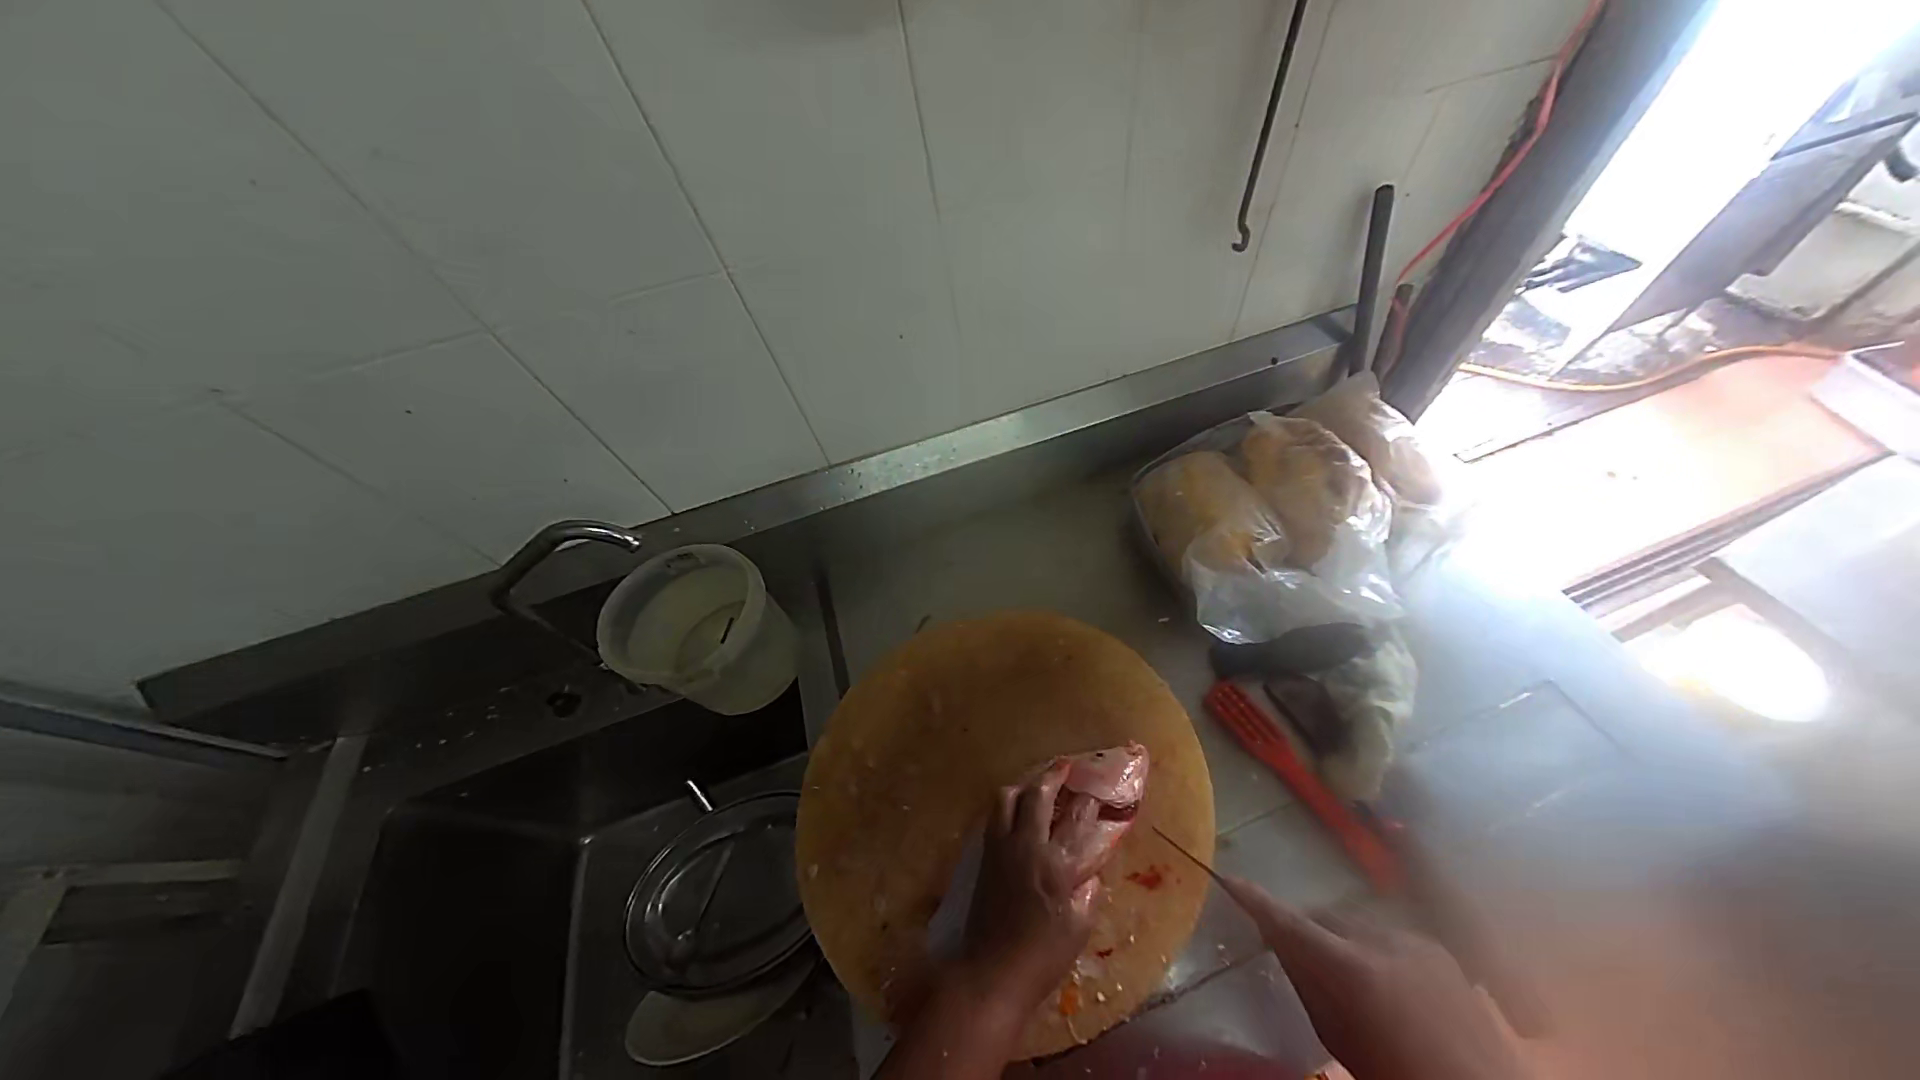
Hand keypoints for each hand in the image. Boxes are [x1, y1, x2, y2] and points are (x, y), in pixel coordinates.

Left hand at [959, 760, 1111, 1010]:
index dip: (1088, 800)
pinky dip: (1008, 804)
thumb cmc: (1043, 956)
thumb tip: (1090, 867)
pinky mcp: (984, 855)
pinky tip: (1017, 810)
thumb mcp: (1079, 926)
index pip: (1076, 818)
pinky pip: (995, 816)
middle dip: (1053, 775)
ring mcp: (1000, 847)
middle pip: (1038, 795)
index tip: (1097, 788)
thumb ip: (1088, 890)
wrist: (992, 971)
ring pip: (1007, 798)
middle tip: (1065, 766)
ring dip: (1024, 786)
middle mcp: (1026, 846)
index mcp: (1056, 865)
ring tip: (1038, 785)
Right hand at [1220, 876, 1527, 1079]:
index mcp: (1352, 970)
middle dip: (1306, 928)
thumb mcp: (1338, 1037)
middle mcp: (1382, 941)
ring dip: (1339, 935)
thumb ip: (1306, 983)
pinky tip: (1383, 977)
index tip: (1231, 881)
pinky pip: (1386, 932)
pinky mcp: (1436, 947)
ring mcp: (1413, 940)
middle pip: (1323, 916)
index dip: (1258, 902)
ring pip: (1354, 920)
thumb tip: (1281, 943)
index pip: (1291, 924)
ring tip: (1345, 970)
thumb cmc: (1394, 1074)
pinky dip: (1372, 945)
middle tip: (1296, 950)